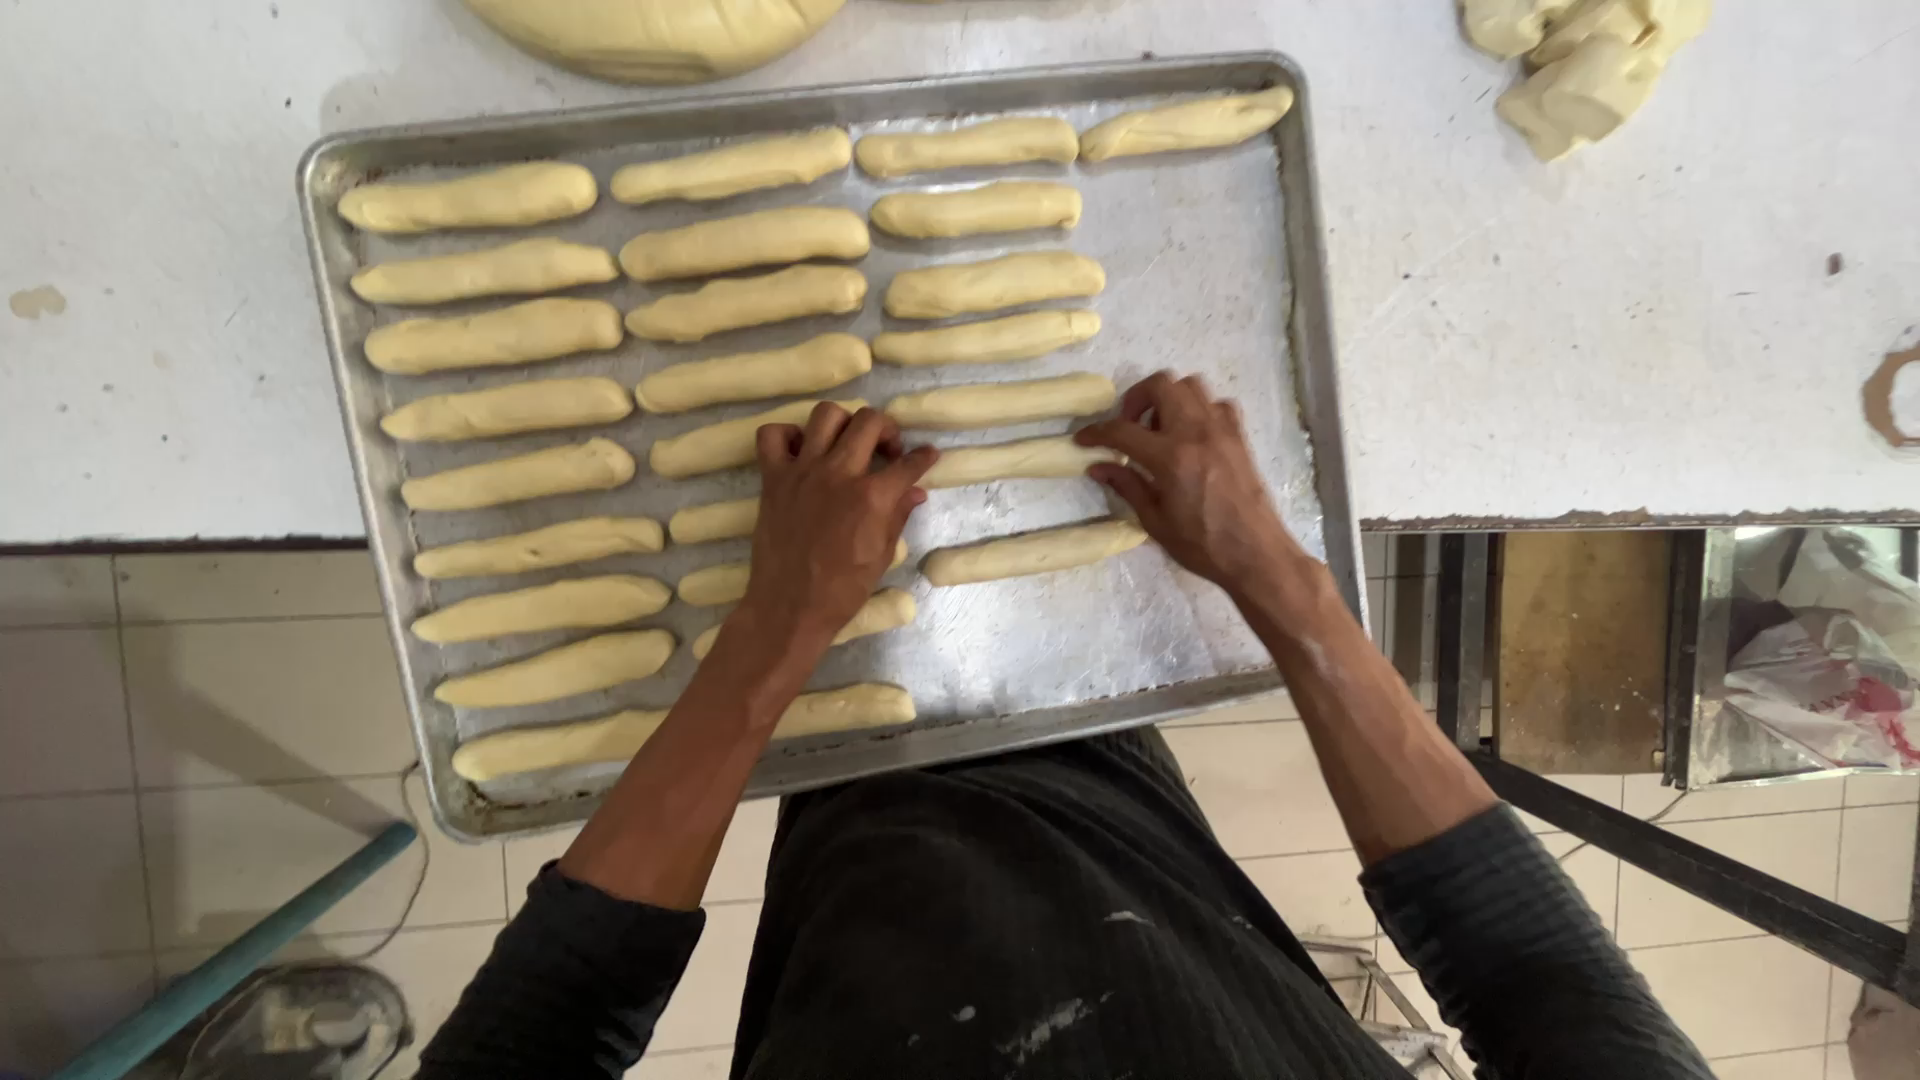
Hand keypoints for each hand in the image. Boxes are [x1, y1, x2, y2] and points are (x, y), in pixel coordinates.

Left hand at [740, 403, 936, 647]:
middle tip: (887, 451)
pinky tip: (801, 453)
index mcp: (871, 497)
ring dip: (844, 424)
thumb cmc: (842, 589)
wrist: (790, 607)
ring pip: (826, 415)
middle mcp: (838, 473)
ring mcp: (802, 471)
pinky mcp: (773, 478)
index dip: (924, 457)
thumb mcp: (882, 555)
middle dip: (888, 430)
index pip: (908, 464)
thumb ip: (898, 516)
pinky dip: (787, 436)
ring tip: (847, 444)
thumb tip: (914, 492)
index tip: (929, 454)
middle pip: (869, 422)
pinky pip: (772, 435)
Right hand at [1076, 371, 1300, 594]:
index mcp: (1171, 457)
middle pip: (1160, 385)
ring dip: (1168, 398)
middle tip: (1128, 426)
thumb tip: (1098, 467)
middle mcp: (1196, 432)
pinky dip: (1198, 409)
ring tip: (1159, 428)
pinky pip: (1216, 403)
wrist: (1256, 553)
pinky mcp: (1239, 435)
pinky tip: (1190, 434)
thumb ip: (1127, 486)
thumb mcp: (1155, 522)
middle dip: (1135, 399)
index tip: (1083, 439)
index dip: (1097, 432)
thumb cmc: (1202, 545)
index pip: (1123, 430)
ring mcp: (1222, 429)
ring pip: (1190, 385)